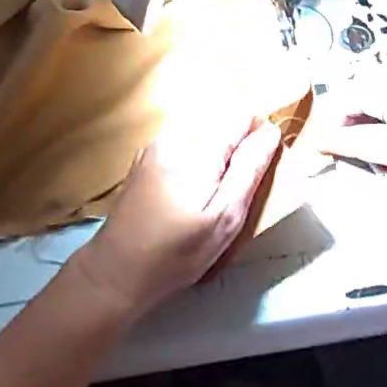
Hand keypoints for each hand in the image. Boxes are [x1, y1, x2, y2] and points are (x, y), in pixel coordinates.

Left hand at [68, 114, 283, 315]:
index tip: (260, 166)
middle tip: (236, 188)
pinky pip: (184, 141)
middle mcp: (174, 135)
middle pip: (222, 119)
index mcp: (196, 148)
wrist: (116, 271)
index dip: (259, 135)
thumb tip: (270, 132)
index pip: (242, 115)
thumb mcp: (225, 219)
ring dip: (218, 152)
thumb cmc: (176, 253)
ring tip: (214, 193)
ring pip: (204, 129)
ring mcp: (156, 144)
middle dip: (237, 145)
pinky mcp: (146, 156)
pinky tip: (191, 192)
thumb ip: (249, 170)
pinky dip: (198, 157)